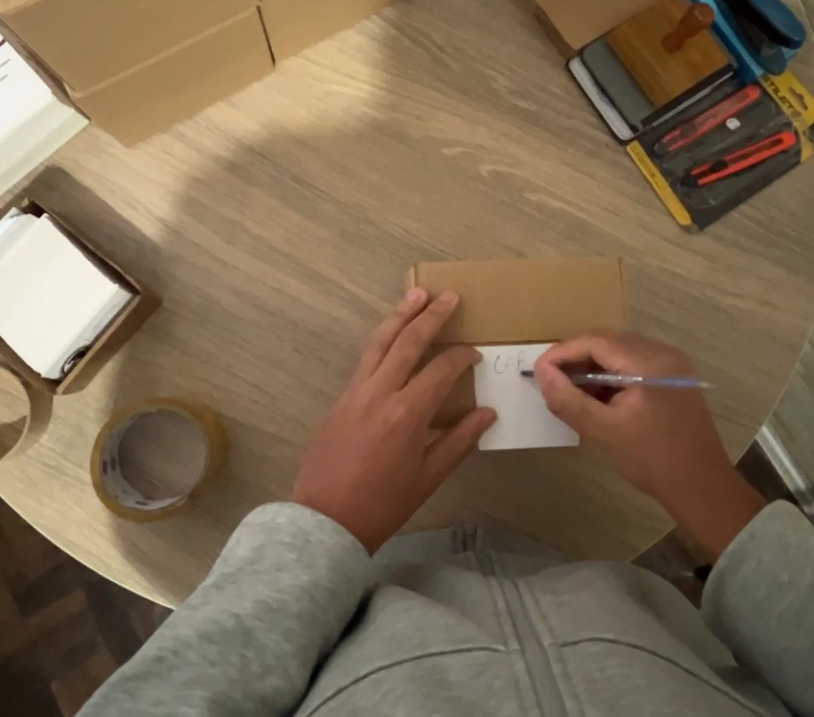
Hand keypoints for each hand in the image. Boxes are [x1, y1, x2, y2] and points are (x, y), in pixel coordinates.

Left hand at [291, 288, 497, 551]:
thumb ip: (459, 441)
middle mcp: (380, 392)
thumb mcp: (429, 477)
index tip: (474, 354)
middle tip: (449, 297)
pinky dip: (381, 339)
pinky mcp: (340, 397)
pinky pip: (364, 358)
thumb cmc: (383, 504)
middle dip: (431, 316)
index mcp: (407, 413)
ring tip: (416, 293)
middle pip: (408, 341)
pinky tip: (390, 332)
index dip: (461, 357)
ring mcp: (356, 391)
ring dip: (400, 315)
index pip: (441, 369)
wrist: (326, 519)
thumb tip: (487, 413)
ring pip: (379, 341)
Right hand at [535, 332, 765, 558]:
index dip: (562, 353)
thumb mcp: (605, 432)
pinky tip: (597, 398)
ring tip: (569, 392)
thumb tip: (541, 374)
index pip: (595, 341)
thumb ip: (569, 400)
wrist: (704, 488)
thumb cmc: (654, 460)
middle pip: (607, 342)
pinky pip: (632, 364)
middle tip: (550, 381)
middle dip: (575, 359)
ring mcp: (670, 365)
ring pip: (619, 352)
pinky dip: (610, 376)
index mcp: (649, 361)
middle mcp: (662, 353)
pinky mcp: (672, 379)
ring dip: (592, 368)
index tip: (538, 372)